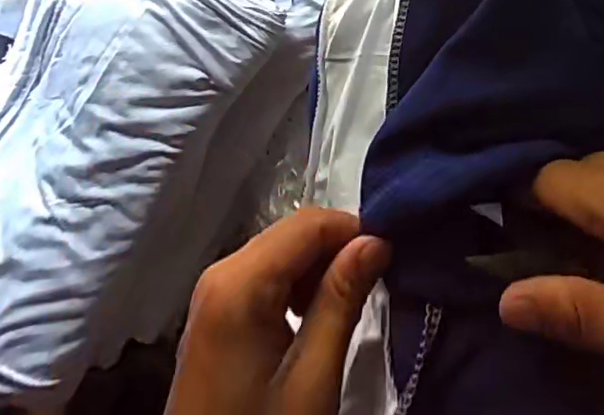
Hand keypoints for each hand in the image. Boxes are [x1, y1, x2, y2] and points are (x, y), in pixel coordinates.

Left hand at [168, 208, 390, 414]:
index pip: (311, 223)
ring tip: (345, 304)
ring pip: (284, 248)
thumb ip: (343, 300)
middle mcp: (220, 273)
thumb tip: (376, 240)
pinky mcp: (215, 313)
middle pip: (295, 230)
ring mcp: (213, 293)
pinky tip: (312, 317)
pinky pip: (268, 272)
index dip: (355, 230)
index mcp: (239, 283)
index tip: (389, 257)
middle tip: (373, 281)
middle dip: (339, 247)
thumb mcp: (312, 379)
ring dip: (320, 266)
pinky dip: (298, 282)